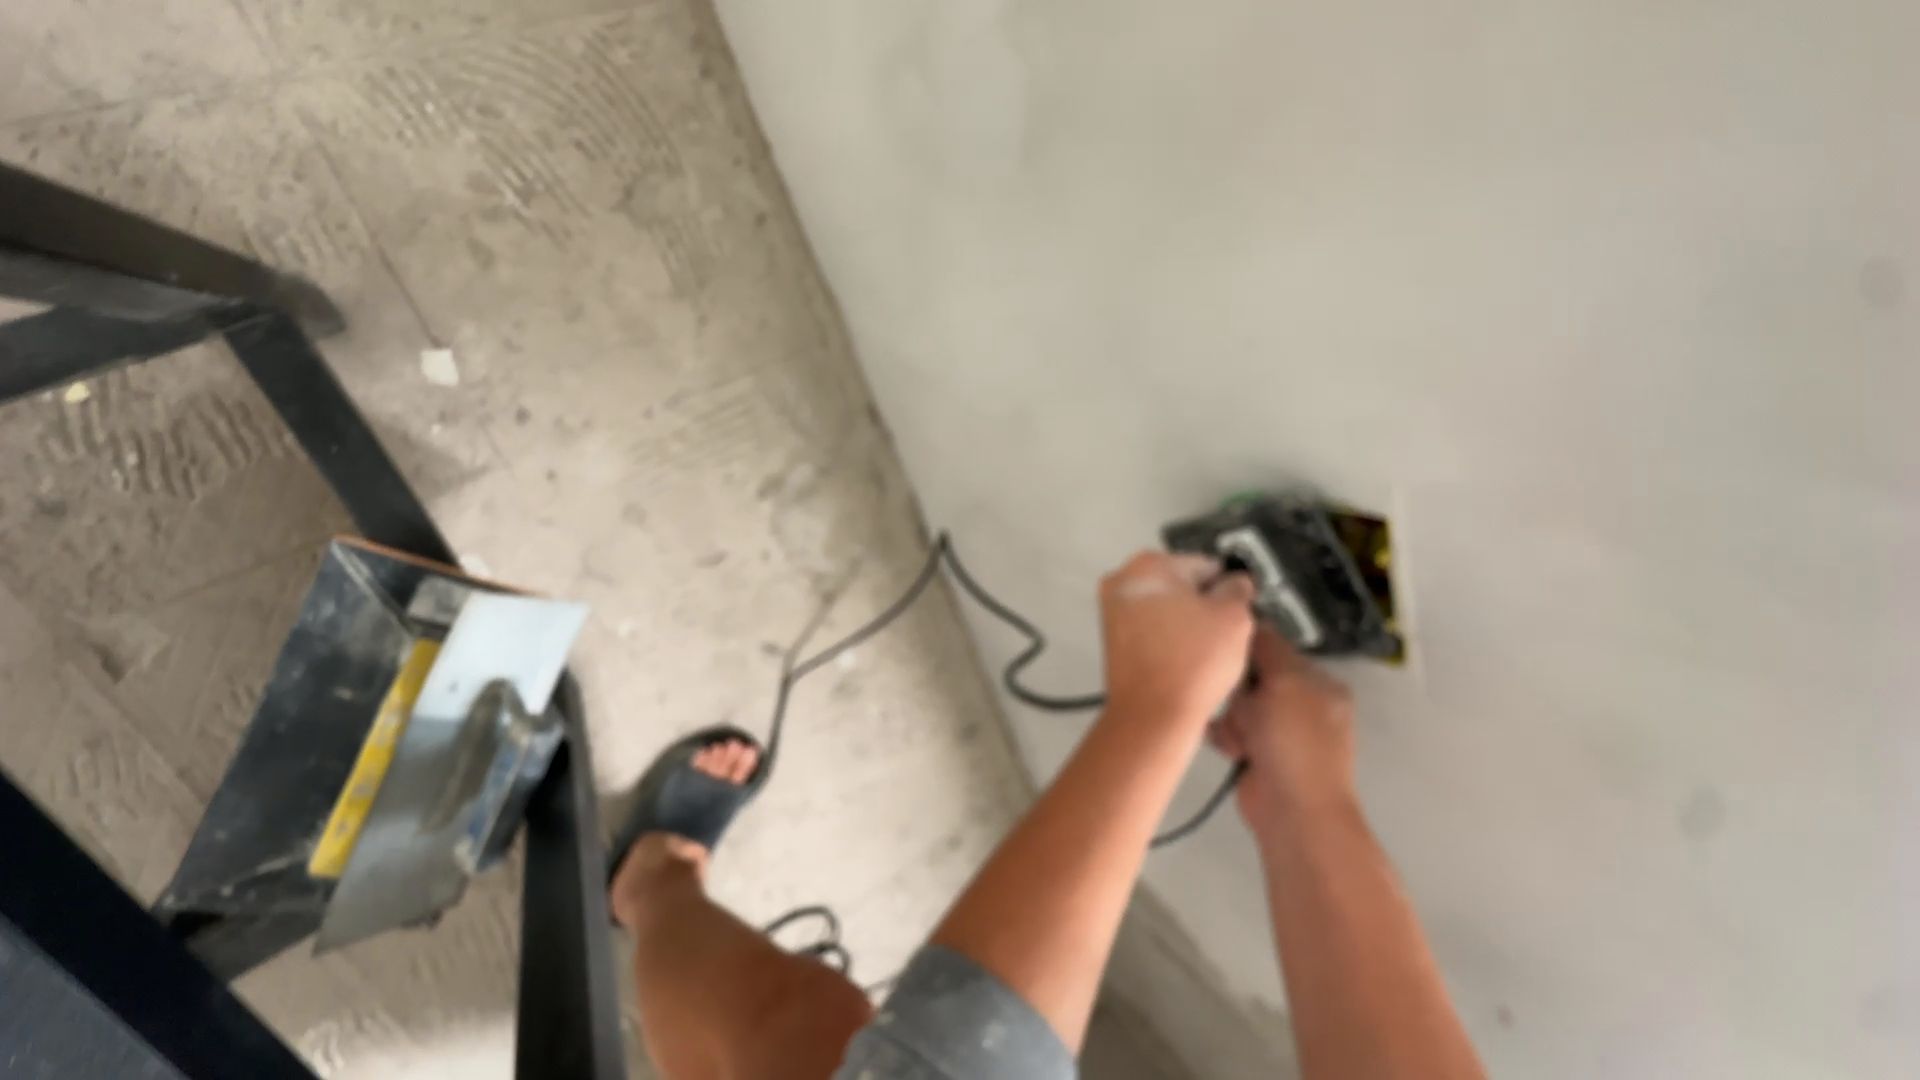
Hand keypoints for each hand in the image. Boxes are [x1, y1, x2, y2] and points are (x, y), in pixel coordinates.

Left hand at [1098, 552, 1255, 729]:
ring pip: (1166, 607)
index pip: (1205, 565)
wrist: (1152, 715)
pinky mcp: (1112, 637)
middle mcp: (1122, 579)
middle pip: (1181, 584)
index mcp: (1149, 564)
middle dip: (1203, 604)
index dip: (1228, 589)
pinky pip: (1151, 627)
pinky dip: (1169, 638)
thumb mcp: (1234, 617)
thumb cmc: (1194, 662)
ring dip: (1186, 622)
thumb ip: (1237, 589)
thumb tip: (1234, 581)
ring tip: (1204, 651)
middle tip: (1222, 635)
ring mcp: (1112, 609)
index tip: (1238, 612)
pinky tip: (1185, 659)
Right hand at [1211, 623, 1357, 819]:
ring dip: (1230, 716)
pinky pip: (1231, 731)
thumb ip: (1266, 646)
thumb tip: (1250, 617)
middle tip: (1239, 703)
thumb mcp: (1285, 680)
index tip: (1223, 646)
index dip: (1249, 647)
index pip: (1276, 648)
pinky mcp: (1259, 755)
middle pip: (1252, 676)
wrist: (1294, 811)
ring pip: (1237, 705)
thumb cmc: (1295, 740)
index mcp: (1319, 683)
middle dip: (1238, 689)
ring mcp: (1281, 733)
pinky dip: (1226, 736)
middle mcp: (1303, 704)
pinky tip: (1228, 747)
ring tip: (1234, 734)